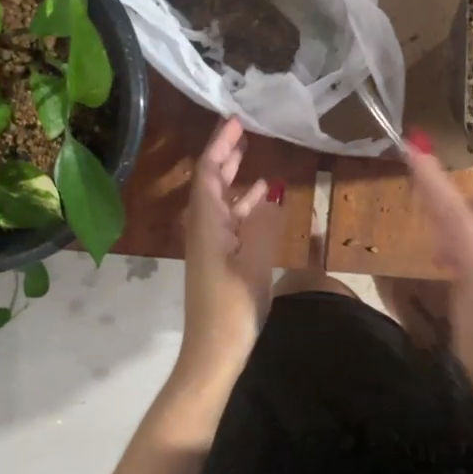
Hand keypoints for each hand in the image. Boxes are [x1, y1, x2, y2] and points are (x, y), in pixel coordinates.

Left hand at [178, 117, 285, 381]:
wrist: (213, 353)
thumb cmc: (232, 308)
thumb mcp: (254, 265)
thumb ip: (263, 226)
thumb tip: (268, 193)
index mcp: (207, 224)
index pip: (207, 173)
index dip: (219, 145)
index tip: (236, 121)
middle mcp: (204, 229)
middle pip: (210, 182)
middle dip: (224, 154)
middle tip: (244, 130)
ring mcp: (210, 246)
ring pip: (221, 201)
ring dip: (233, 177)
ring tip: (252, 154)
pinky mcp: (219, 261)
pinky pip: (230, 221)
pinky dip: (244, 204)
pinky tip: (261, 199)